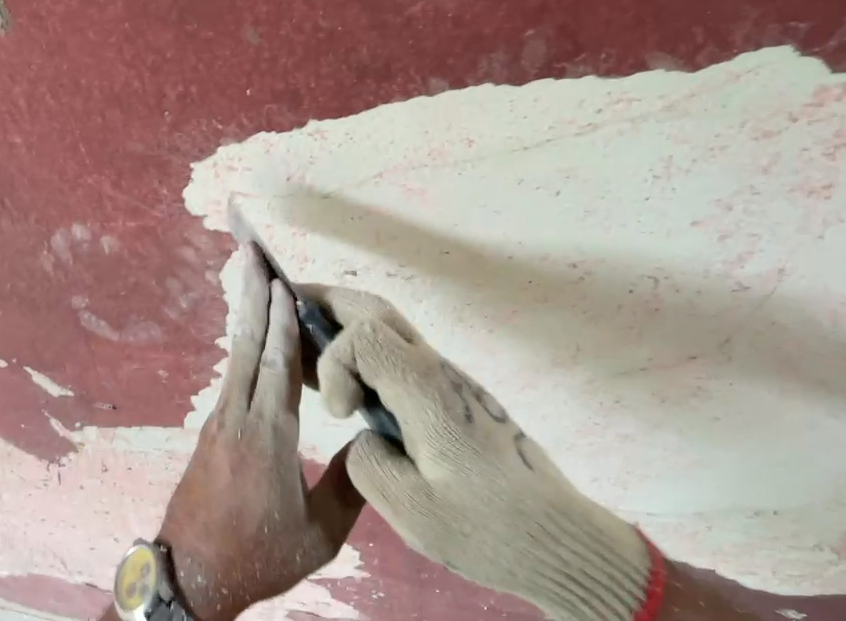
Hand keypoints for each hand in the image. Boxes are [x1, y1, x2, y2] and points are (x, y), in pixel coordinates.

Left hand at [151, 256, 364, 620]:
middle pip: (249, 345)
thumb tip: (374, 445)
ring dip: (246, 310)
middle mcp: (239, 415)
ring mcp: (220, 418)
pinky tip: (249, 328)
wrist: (195, 572)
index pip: (278, 366)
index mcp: (267, 436)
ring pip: (236, 353)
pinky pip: (232, 371)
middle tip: (252, 252)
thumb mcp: (318, 535)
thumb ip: (348, 488)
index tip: (285, 283)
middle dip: (254, 296)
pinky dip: (243, 340)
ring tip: (250, 273)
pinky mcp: (213, 425)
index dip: (283, 323)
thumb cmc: (260, 553)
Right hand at [301, 284, 658, 620]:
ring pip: (388, 327)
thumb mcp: (414, 511)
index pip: (362, 336)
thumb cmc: (491, 530)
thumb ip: (367, 461)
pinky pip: (398, 355)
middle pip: (374, 309)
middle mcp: (436, 372)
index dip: (333, 363)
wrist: (563, 542)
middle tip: (283, 306)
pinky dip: (361, 351)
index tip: (338, 412)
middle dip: (324, 302)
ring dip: (342, 323)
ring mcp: (447, 381)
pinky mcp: (451, 398)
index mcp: (426, 392)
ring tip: (301, 337)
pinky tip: (341, 379)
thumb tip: (363, 435)